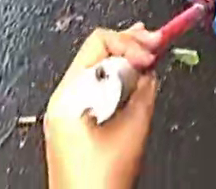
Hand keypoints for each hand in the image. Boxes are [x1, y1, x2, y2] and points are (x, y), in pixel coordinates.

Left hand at [44, 25, 161, 188]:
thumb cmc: (101, 185)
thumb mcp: (133, 131)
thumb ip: (144, 92)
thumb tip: (151, 69)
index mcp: (70, 94)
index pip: (100, 43)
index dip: (130, 42)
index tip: (153, 51)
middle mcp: (61, 96)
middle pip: (96, 51)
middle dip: (128, 46)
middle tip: (154, 44)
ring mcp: (63, 109)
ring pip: (95, 67)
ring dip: (122, 60)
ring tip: (146, 56)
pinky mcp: (70, 122)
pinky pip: (92, 86)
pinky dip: (113, 79)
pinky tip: (131, 79)